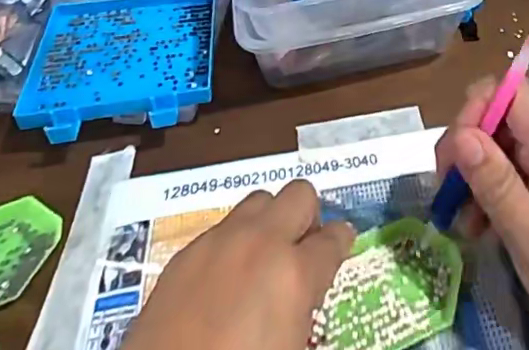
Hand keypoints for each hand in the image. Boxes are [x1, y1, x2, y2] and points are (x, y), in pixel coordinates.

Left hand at [121, 178, 355, 349]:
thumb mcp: (293, 346)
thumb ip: (305, 309)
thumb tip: (307, 296)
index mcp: (294, 273)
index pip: (334, 238)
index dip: (342, 242)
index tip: (341, 246)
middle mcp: (259, 242)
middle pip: (299, 194)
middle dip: (309, 217)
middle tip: (305, 248)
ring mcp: (219, 241)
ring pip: (259, 201)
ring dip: (271, 221)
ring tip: (266, 257)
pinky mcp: (186, 252)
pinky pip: (223, 227)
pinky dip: (235, 241)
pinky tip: (227, 276)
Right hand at [435, 78, 528, 349]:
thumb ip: (496, 185)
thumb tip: (461, 134)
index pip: (508, 88)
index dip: (475, 108)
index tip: (455, 156)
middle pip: (496, 112)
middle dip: (464, 146)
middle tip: (447, 194)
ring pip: (496, 140)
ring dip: (471, 173)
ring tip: (462, 221)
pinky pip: (506, 165)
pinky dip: (486, 189)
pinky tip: (478, 225)